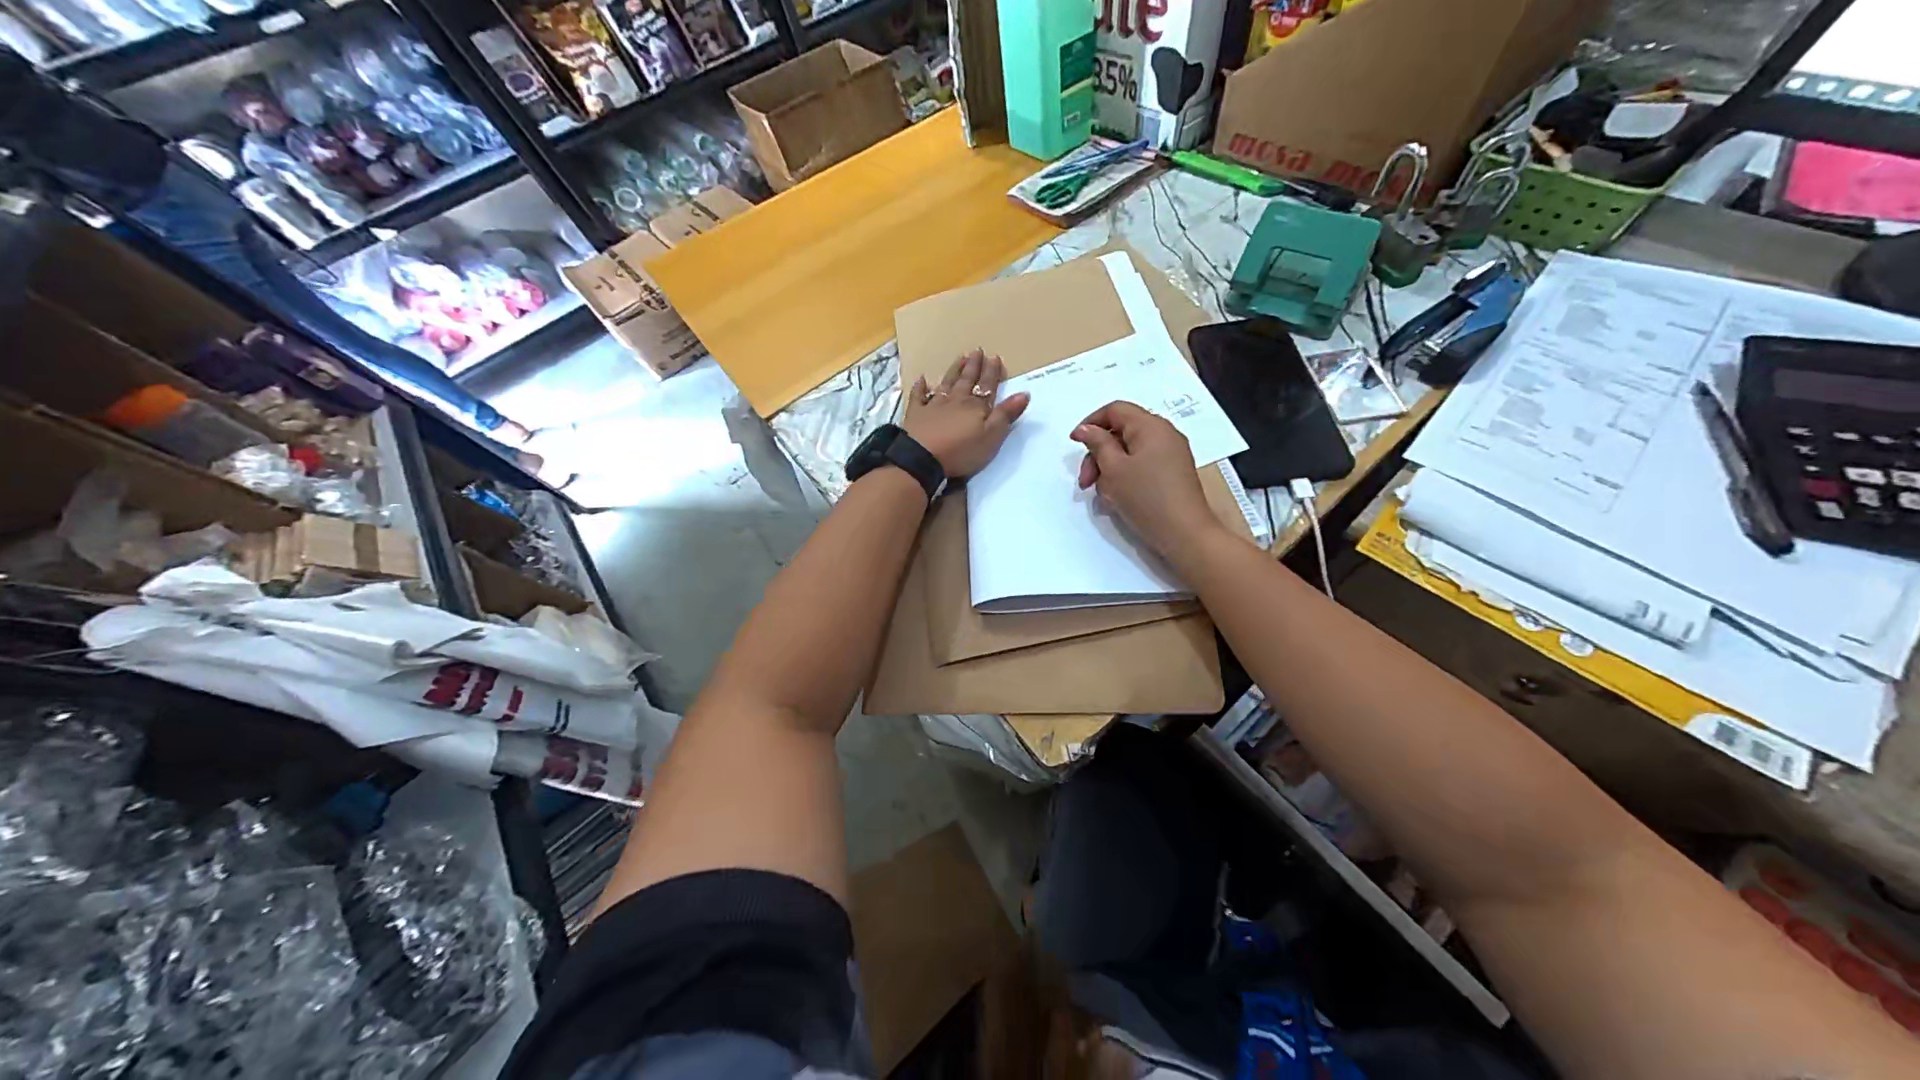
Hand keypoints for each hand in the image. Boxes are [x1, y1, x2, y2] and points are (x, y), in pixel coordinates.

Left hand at [903, 349, 1030, 479]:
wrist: (923, 458)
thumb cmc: (961, 451)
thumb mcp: (992, 436)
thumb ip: (1006, 415)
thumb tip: (1024, 393)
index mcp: (976, 406)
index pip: (987, 386)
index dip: (992, 372)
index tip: (995, 357)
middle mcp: (956, 400)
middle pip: (967, 380)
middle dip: (973, 366)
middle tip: (977, 350)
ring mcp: (934, 405)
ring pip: (946, 383)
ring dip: (954, 370)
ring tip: (960, 358)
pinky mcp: (916, 414)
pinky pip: (919, 396)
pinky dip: (920, 387)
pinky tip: (922, 379)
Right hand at [1071, 402, 1222, 562]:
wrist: (1185, 534)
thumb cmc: (1146, 498)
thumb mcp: (1114, 469)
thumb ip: (1098, 443)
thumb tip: (1087, 429)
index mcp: (1151, 426)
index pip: (1115, 410)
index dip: (1091, 423)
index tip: (1074, 443)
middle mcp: (1164, 434)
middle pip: (1121, 431)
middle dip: (1098, 454)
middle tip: (1085, 482)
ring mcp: (1171, 454)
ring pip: (1129, 451)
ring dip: (1109, 468)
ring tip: (1102, 495)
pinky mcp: (1173, 473)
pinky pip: (1142, 464)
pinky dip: (1124, 475)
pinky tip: (1117, 498)